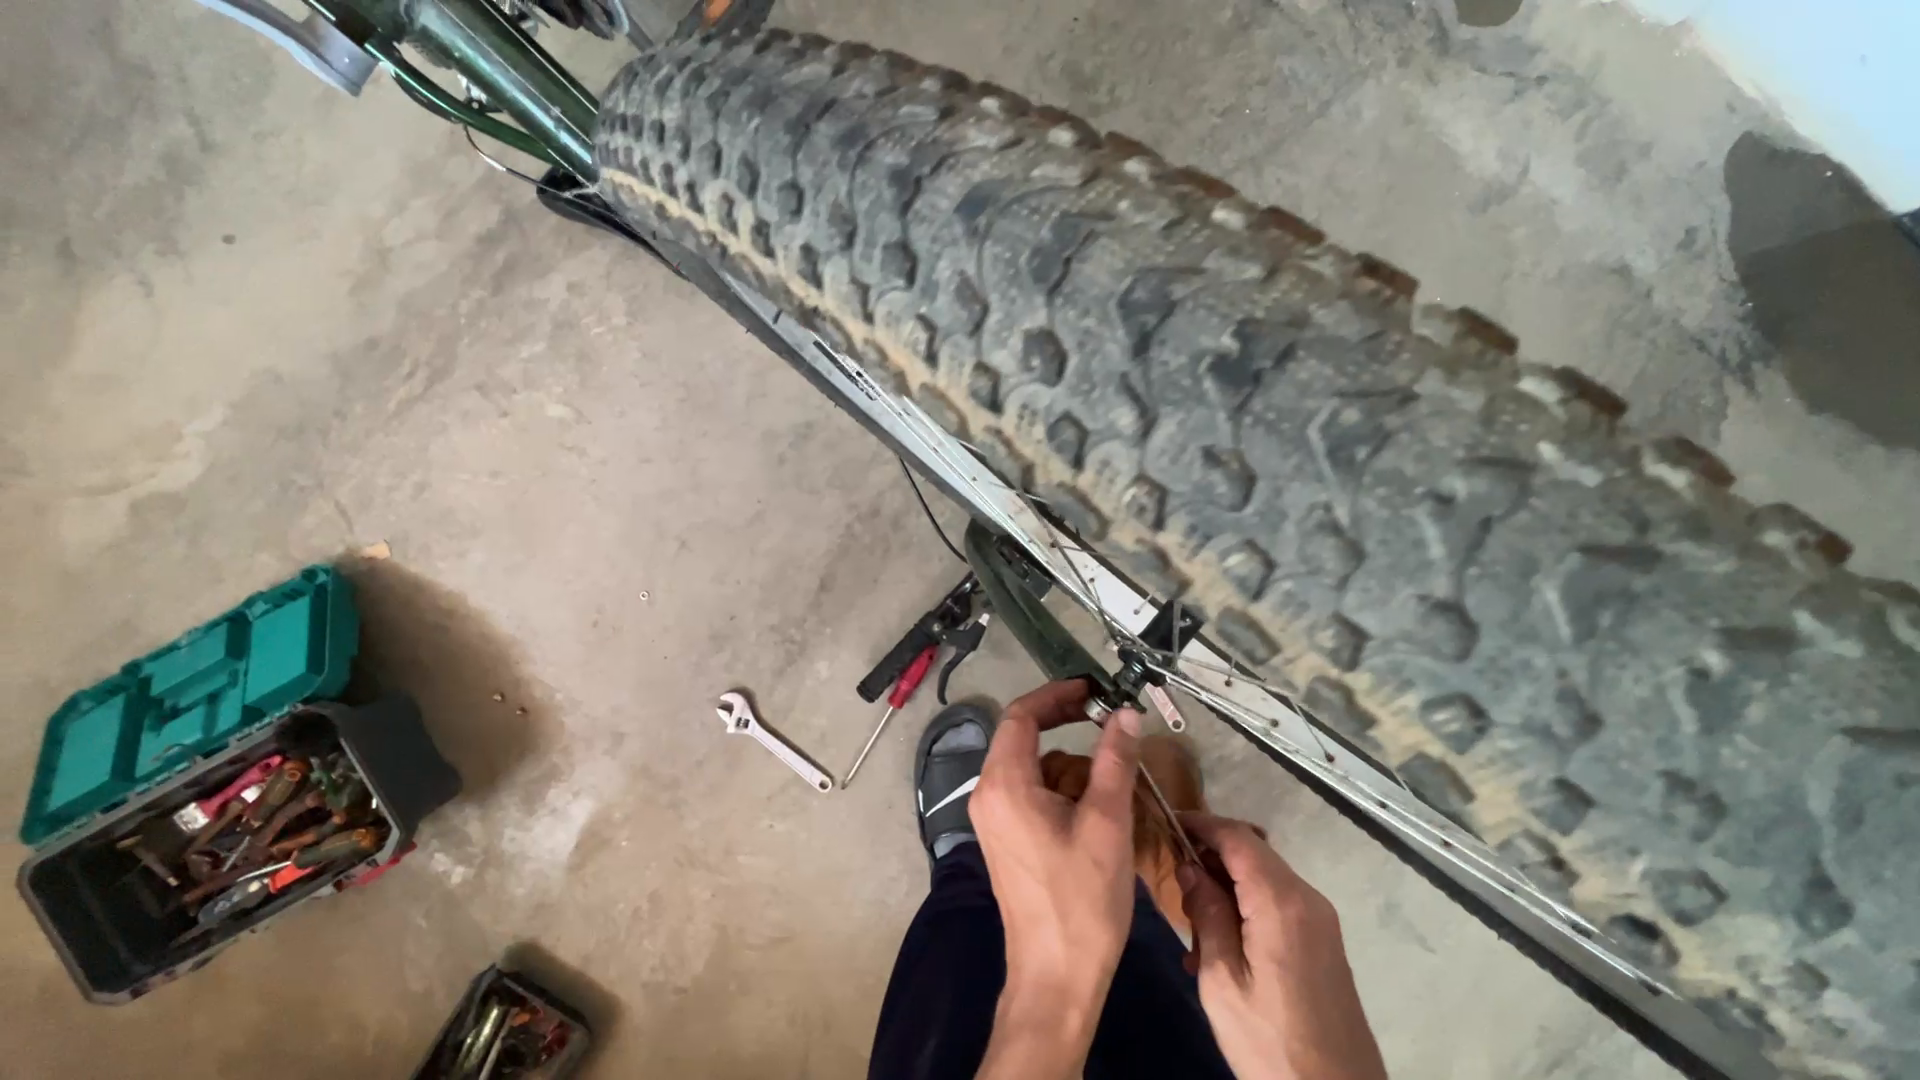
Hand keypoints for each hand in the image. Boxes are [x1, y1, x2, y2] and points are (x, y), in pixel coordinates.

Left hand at [971, 680, 1143, 1077]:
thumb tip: (1125, 713)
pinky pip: (1029, 794)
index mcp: (1004, 785)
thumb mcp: (1107, 823)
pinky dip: (1060, 788)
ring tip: (1112, 775)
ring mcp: (992, 821)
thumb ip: (1114, 761)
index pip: (1021, 716)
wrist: (1056, 976)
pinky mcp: (1004, 841)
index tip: (1093, 690)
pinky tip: (1095, 808)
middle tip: (1107, 721)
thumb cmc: (1082, 900)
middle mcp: (988, 796)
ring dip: (1068, 762)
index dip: (1056, 695)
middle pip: (1021, 738)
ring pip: (1029, 768)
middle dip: (1064, 725)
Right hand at [1177, 813, 1388, 1079]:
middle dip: (1209, 859)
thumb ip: (1207, 914)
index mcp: (1281, 902)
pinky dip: (1245, 907)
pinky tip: (1221, 947)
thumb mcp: (1222, 981)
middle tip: (1174, 892)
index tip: (1163, 823)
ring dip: (1225, 887)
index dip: (1199, 823)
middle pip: (1251, 852)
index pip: (1237, 836)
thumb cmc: (1270, 1042)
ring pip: (1262, 877)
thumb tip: (1191, 868)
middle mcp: (1307, 898)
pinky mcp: (1322, 941)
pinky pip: (1276, 903)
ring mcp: (1320, 920)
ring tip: (1194, 931)